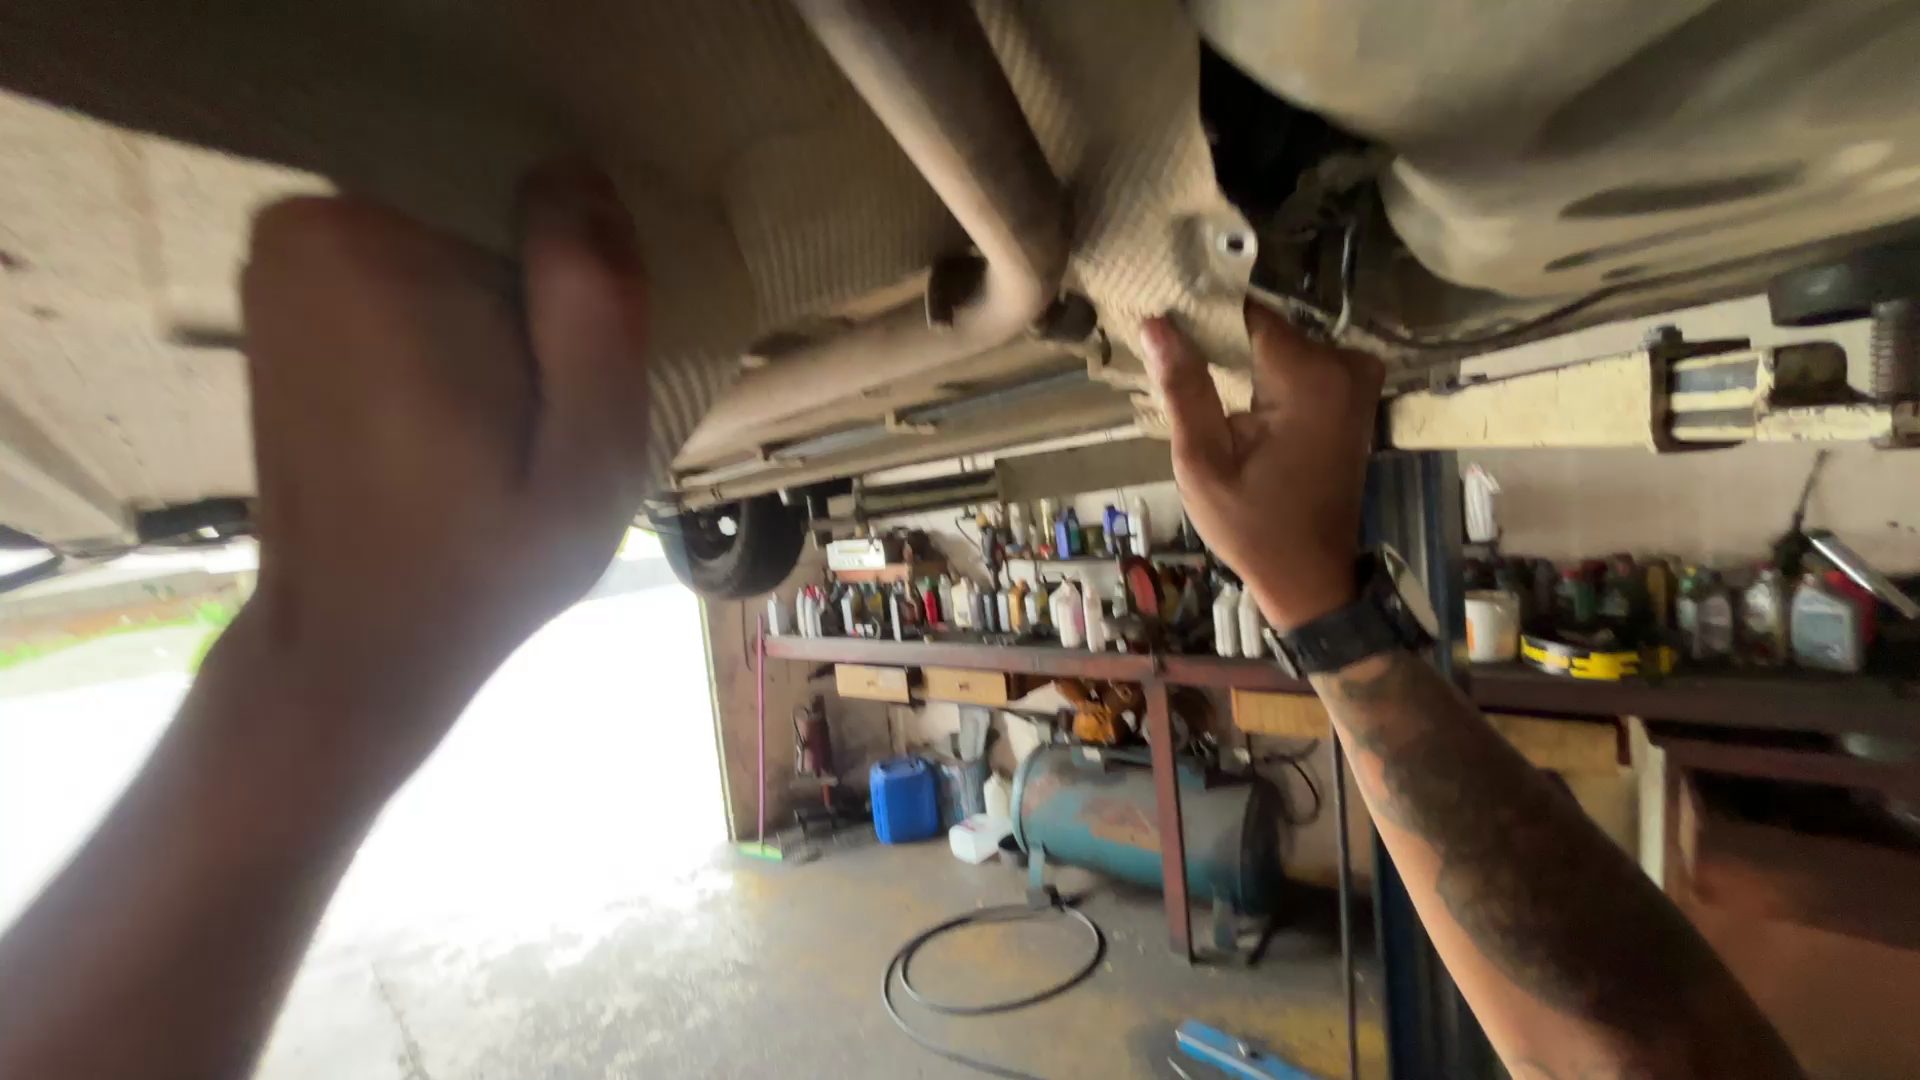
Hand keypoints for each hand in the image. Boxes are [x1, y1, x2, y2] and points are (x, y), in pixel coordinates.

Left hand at [233, 162, 650, 775]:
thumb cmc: (495, 558)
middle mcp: (307, 233)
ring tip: (528, 415)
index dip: (583, 276)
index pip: (525, 195)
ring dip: (514, 321)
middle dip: (546, 300)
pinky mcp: (294, 307)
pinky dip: (471, 331)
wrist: (369, 641)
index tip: (601, 361)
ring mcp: (288, 269)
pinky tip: (484, 411)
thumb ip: (596, 310)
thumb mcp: (591, 450)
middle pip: (488, 221)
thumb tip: (585, 174)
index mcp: (375, 251)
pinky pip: (421, 281)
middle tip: (569, 403)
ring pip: (461, 251)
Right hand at [1138, 303, 1382, 629]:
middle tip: (1173, 368)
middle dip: (1218, 343)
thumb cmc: (1250, 526)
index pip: (1246, 314)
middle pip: (1264, 329)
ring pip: (1280, 344)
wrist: (1309, 573)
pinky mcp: (1355, 396)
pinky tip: (1233, 403)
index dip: (1201, 319)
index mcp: (1310, 378)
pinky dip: (1264, 375)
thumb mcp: (1202, 463)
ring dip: (1239, 361)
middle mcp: (1345, 366)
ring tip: (1197, 387)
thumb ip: (1183, 389)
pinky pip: (1299, 364)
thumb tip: (1155, 324)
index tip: (1163, 329)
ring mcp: (1357, 380)